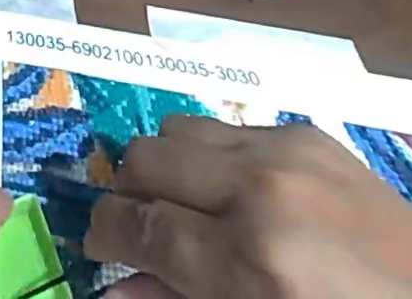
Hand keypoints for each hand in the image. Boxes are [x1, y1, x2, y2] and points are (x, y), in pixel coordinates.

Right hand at [85, 116, 411, 298]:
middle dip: (130, 195)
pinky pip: (227, 128)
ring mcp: (289, 151)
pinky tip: (246, 199)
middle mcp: (261, 187)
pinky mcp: (312, 136)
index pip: (140, 225)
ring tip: (193, 210)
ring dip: (169, 169)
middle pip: (145, 158)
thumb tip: (116, 289)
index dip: (107, 235)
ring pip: (177, 129)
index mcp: (255, 260)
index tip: (98, 245)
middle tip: (143, 231)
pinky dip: (214, 159)